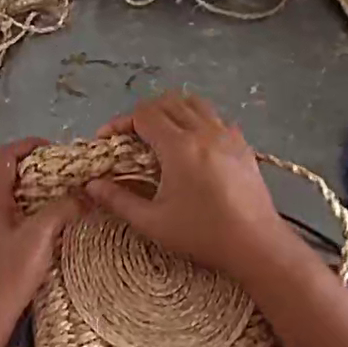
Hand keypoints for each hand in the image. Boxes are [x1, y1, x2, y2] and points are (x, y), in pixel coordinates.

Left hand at [0, 137, 83, 346]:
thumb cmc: (11, 272)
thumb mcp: (41, 234)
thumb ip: (64, 208)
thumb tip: (87, 195)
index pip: (5, 156)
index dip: (28, 145)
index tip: (55, 147)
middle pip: (15, 174)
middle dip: (43, 168)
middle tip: (70, 171)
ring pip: (23, 196)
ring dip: (46, 190)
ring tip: (73, 193)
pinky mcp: (8, 244)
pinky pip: (27, 216)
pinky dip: (45, 210)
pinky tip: (65, 221)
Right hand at [86, 93, 299, 280]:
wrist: (256, 244)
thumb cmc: (201, 235)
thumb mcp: (152, 222)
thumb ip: (118, 200)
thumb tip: (91, 186)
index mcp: (179, 147)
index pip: (143, 115)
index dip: (120, 123)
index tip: (106, 139)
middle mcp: (204, 132)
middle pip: (168, 102)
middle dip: (142, 114)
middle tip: (129, 137)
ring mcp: (227, 135)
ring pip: (194, 104)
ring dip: (171, 112)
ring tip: (159, 135)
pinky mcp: (242, 145)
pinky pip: (215, 118)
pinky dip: (196, 121)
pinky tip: (191, 146)